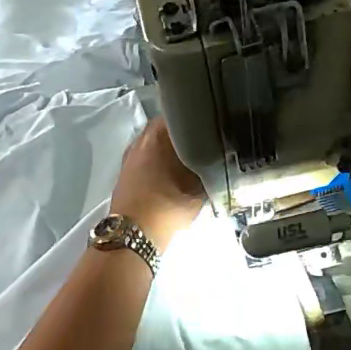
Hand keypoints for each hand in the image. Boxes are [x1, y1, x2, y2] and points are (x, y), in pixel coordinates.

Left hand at [110, 117, 203, 251]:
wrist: (132, 237)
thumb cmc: (166, 208)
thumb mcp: (199, 190)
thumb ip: (212, 170)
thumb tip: (223, 160)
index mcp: (158, 134)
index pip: (183, 112)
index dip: (201, 119)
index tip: (216, 127)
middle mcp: (141, 138)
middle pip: (169, 128)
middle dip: (187, 135)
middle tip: (209, 145)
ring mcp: (130, 155)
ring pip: (158, 143)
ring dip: (174, 149)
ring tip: (195, 160)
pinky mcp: (126, 172)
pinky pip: (149, 157)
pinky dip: (162, 161)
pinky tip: (176, 174)